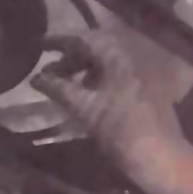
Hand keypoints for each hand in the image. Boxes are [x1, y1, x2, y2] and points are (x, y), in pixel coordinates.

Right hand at [32, 31, 188, 181]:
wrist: (157, 155)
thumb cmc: (118, 127)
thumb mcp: (83, 107)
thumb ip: (57, 88)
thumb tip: (35, 77)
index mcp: (118, 54)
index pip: (84, 38)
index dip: (59, 41)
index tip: (39, 45)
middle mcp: (132, 55)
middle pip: (96, 47)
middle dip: (71, 57)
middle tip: (50, 70)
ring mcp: (142, 71)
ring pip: (106, 61)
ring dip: (83, 68)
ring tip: (64, 83)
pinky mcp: (146, 86)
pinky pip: (116, 73)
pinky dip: (97, 78)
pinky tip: (85, 92)